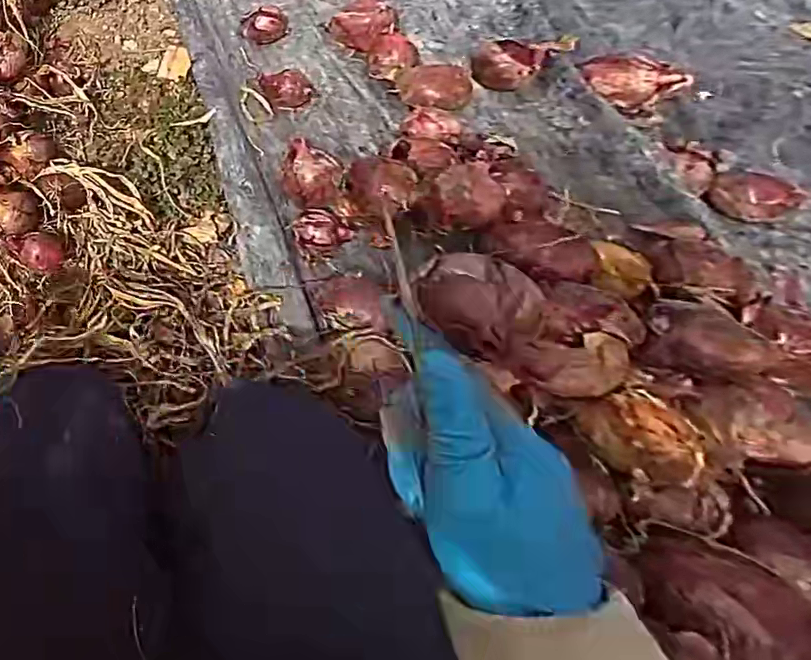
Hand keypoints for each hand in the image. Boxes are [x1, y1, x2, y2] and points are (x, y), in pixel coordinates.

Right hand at [383, 326, 604, 616]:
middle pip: (447, 404)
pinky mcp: (505, 490)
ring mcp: (514, 470)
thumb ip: (452, 420)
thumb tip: (439, 357)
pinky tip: (425, 496)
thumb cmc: (493, 547)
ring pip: (446, 432)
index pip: (458, 373)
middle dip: (412, 421)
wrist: (536, 624)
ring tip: (416, 495)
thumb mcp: (464, 481)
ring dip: (418, 453)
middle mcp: (517, 446)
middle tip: (404, 469)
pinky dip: (430, 467)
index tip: (391, 304)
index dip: (423, 339)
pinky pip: (454, 457)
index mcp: (511, 438)